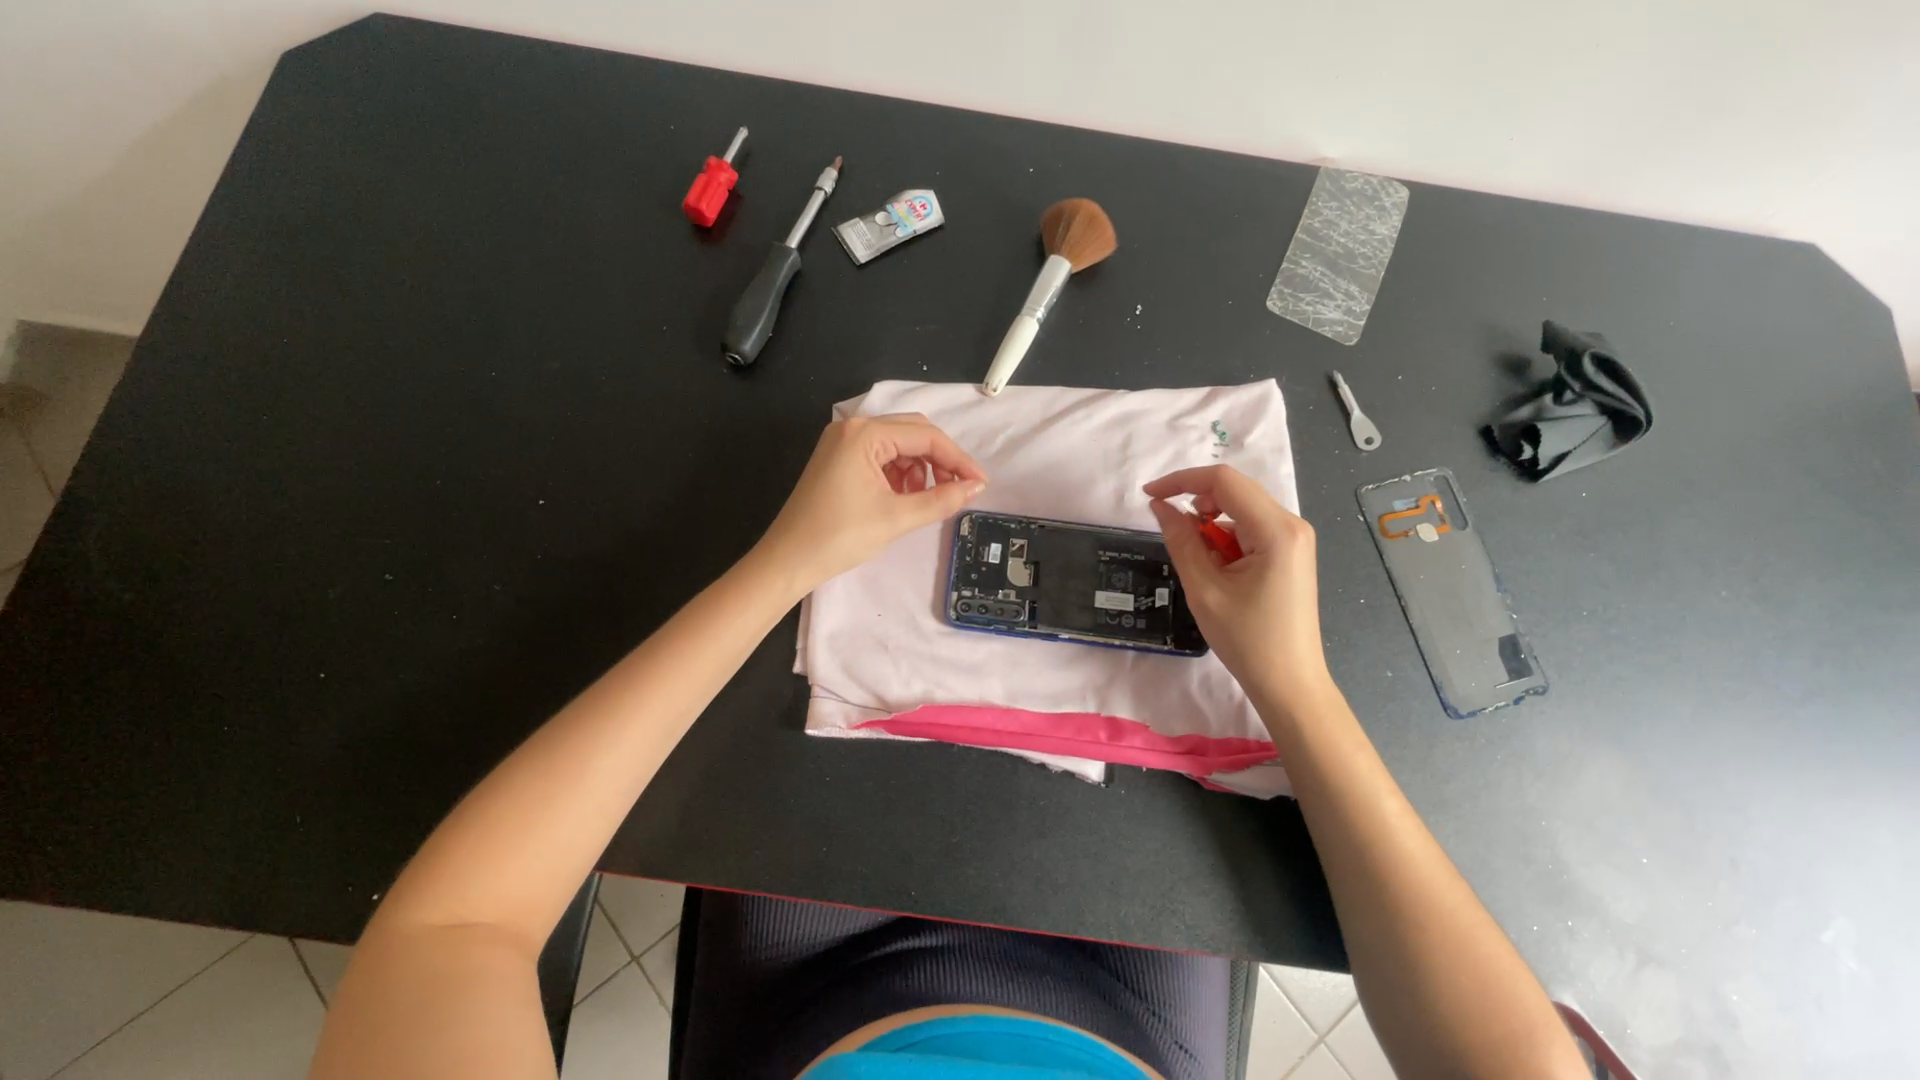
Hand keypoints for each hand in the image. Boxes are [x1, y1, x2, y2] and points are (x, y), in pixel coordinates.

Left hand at [756, 413, 986, 594]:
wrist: (787, 560)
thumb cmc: (839, 537)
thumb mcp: (896, 518)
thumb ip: (940, 499)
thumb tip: (975, 488)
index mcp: (864, 433)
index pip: (925, 436)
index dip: (958, 459)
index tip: (980, 484)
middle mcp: (852, 428)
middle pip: (913, 432)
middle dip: (940, 460)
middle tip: (959, 489)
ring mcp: (842, 442)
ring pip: (898, 445)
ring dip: (919, 468)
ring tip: (926, 499)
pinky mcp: (838, 459)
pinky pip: (880, 456)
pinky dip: (899, 474)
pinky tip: (904, 497)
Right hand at [1144, 465, 1333, 717]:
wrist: (1289, 683)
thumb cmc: (1247, 640)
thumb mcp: (1204, 590)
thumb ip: (1181, 541)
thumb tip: (1161, 506)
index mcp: (1276, 530)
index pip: (1224, 481)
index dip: (1182, 481)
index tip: (1149, 496)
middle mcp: (1291, 524)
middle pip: (1235, 490)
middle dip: (1197, 503)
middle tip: (1172, 532)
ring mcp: (1294, 539)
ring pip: (1241, 509)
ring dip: (1211, 525)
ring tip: (1200, 564)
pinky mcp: (1290, 553)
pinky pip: (1251, 528)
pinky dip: (1226, 539)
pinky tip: (1218, 570)